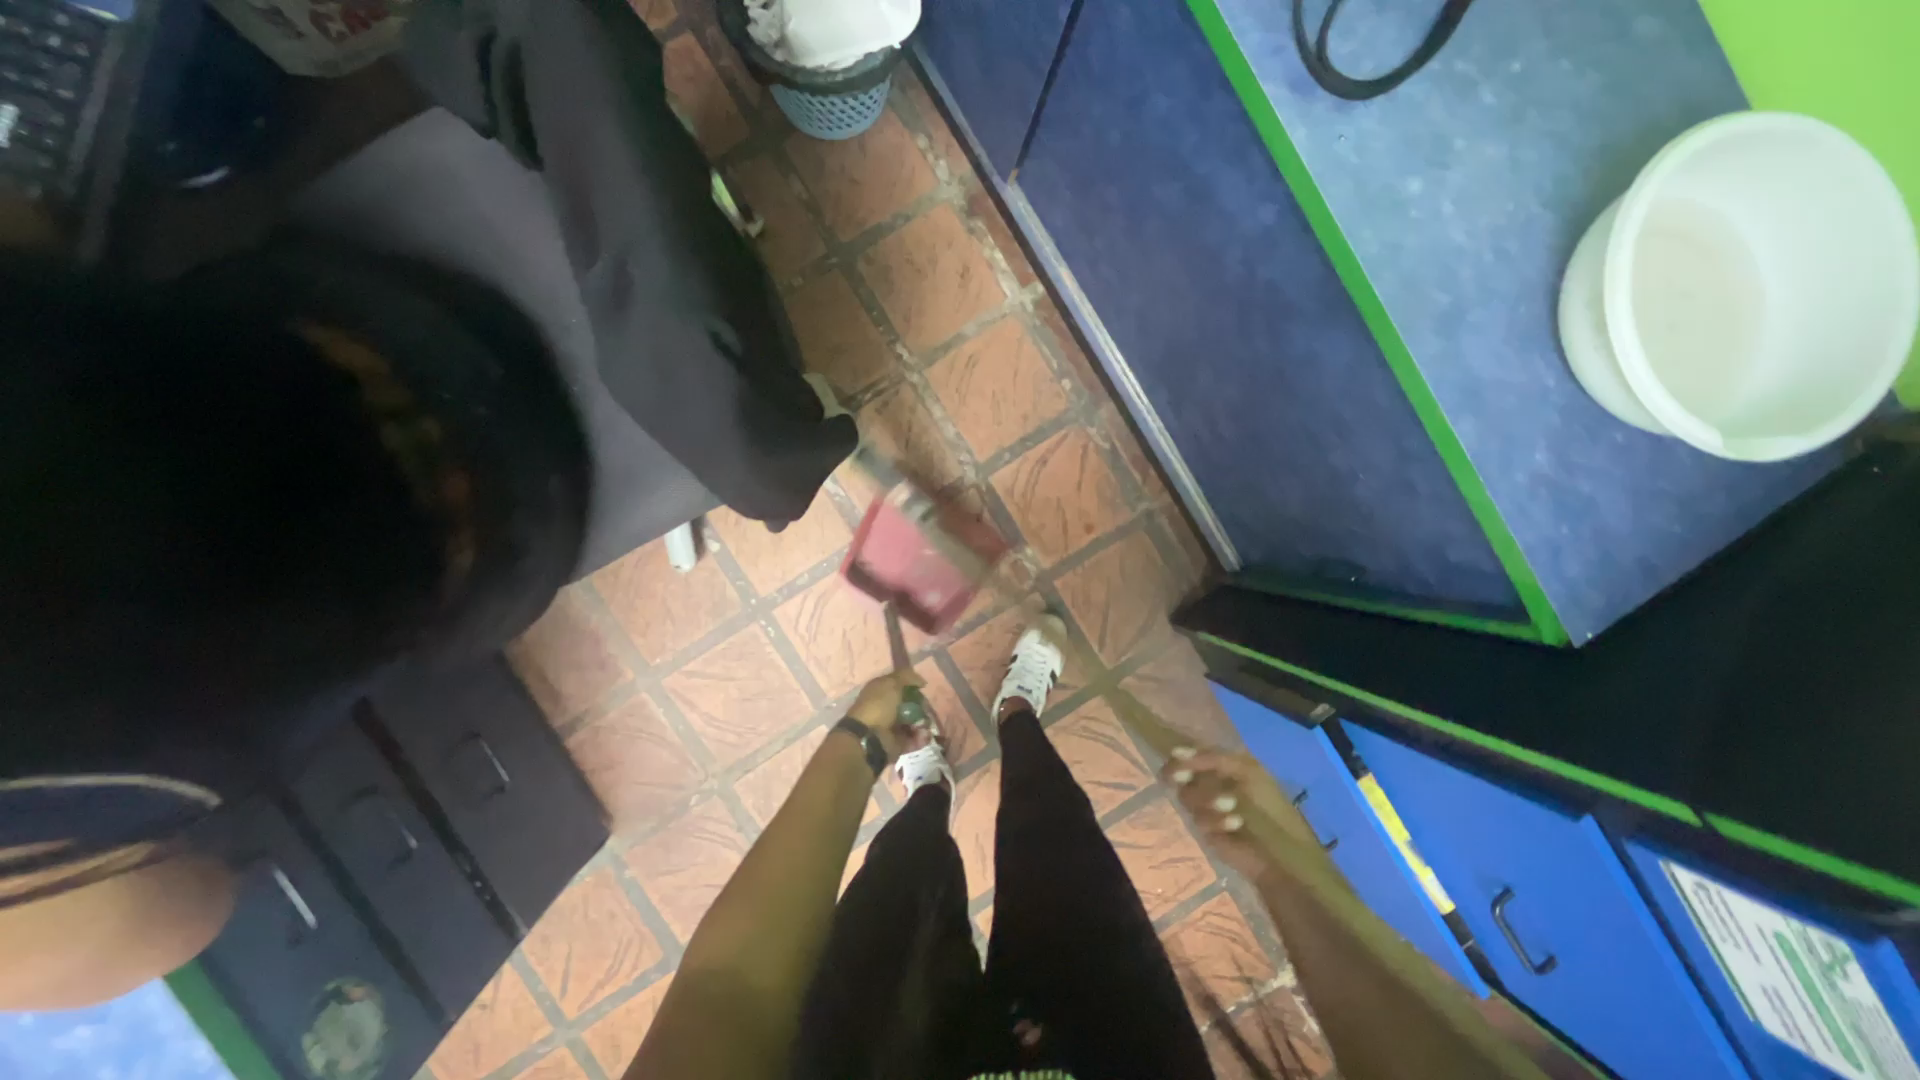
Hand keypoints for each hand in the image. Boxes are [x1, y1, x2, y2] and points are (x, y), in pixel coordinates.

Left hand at [844, 670, 928, 762]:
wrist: (868, 738)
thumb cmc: (878, 706)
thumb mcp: (891, 683)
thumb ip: (907, 676)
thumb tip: (922, 682)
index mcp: (882, 692)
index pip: (902, 686)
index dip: (913, 686)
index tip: (923, 688)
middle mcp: (887, 708)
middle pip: (911, 705)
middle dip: (922, 707)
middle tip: (926, 709)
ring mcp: (893, 727)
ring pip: (915, 722)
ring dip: (923, 723)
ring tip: (924, 725)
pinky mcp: (899, 743)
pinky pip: (915, 739)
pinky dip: (921, 737)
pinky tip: (924, 735)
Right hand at [1163, 746, 1309, 885]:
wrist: (1282, 849)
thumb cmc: (1269, 804)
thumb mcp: (1247, 771)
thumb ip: (1213, 758)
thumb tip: (1176, 752)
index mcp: (1220, 767)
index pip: (1188, 755)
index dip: (1180, 758)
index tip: (1179, 759)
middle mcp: (1208, 785)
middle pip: (1179, 775)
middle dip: (1189, 777)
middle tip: (1191, 780)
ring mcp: (1204, 809)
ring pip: (1186, 797)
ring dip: (1208, 799)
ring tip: (1232, 806)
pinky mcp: (1204, 832)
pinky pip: (1197, 820)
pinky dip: (1215, 820)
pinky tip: (1234, 824)